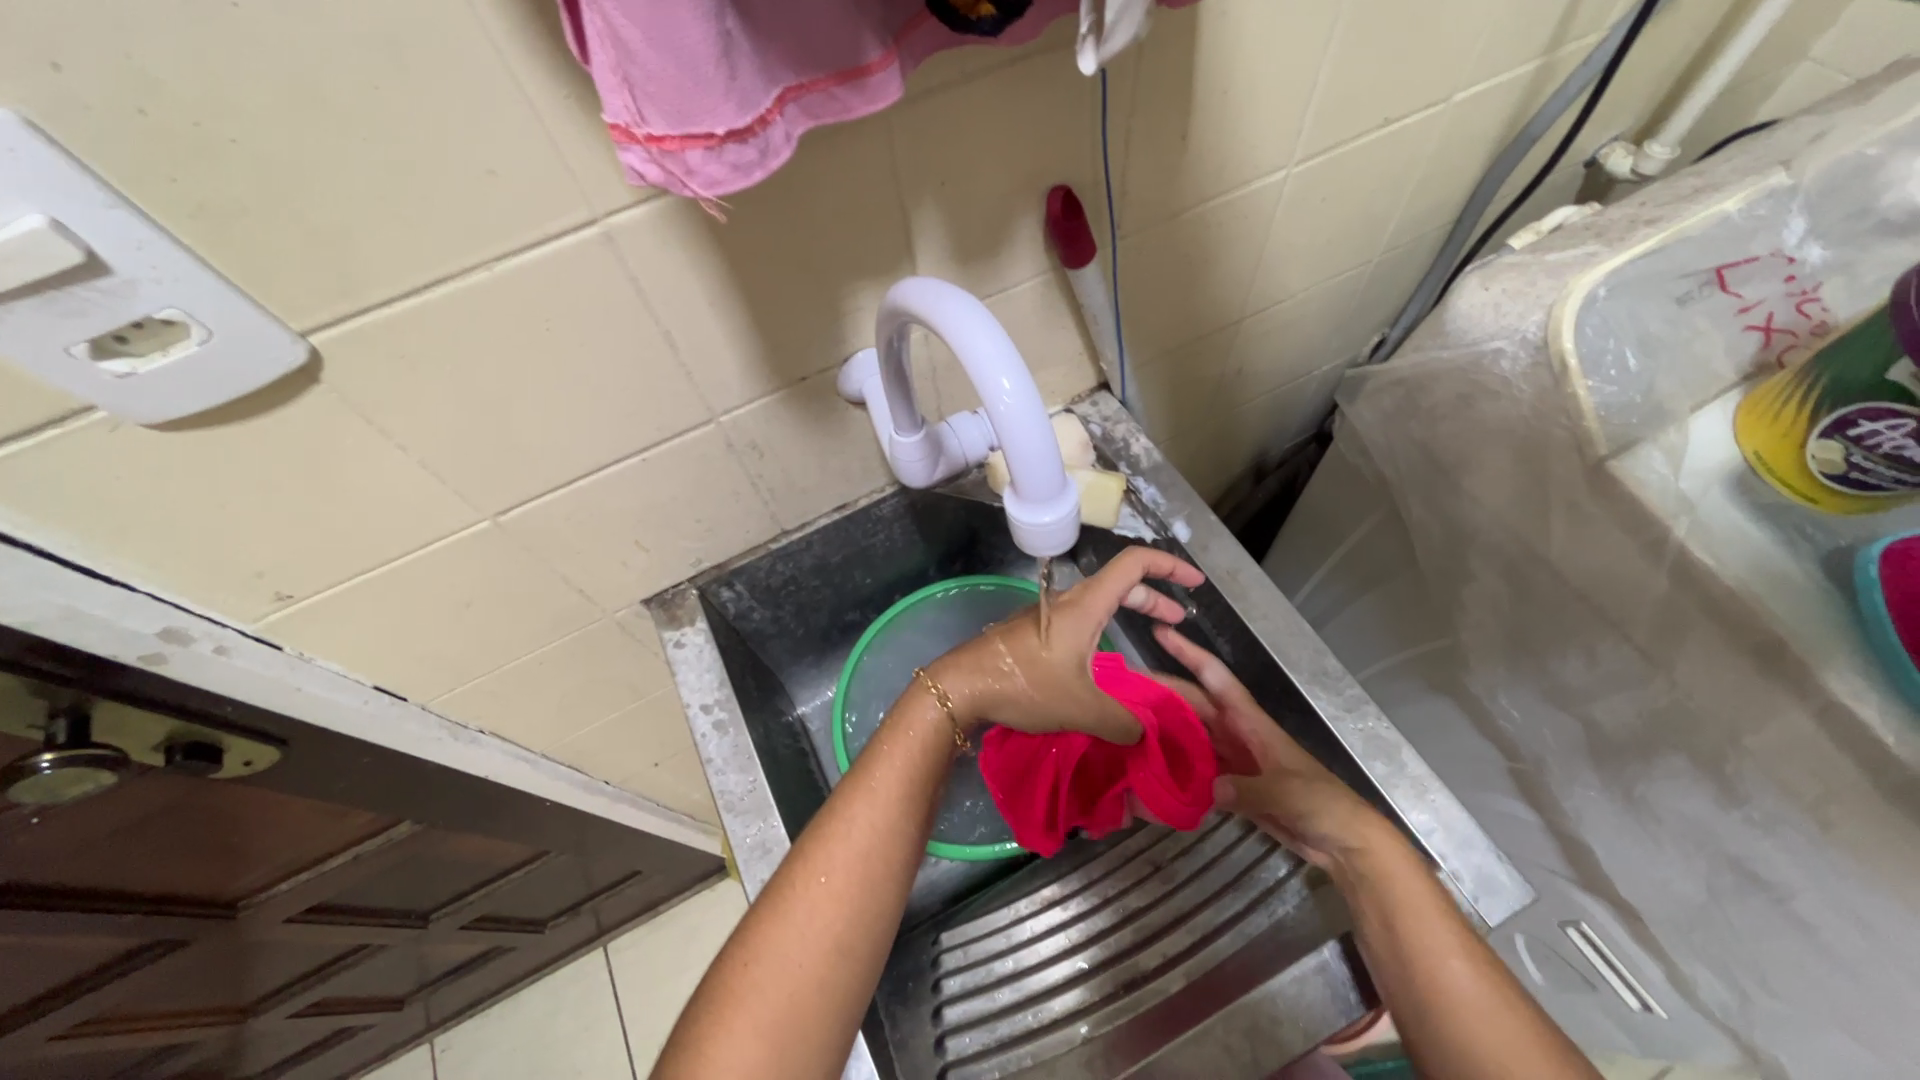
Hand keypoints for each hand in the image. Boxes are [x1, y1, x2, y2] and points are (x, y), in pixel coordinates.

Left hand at [928, 547, 1204, 745]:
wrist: (961, 685)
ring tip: (1145, 636)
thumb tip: (1144, 734)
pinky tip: (1102, 658)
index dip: (1169, 565)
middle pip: (1119, 583)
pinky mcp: (1031, 631)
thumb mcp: (1082, 709)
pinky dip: (1102, 626)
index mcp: (1085, 605)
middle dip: (1153, 597)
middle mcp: (1067, 601)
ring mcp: (1046, 614)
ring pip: (1097, 602)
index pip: (1134, 563)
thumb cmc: (1024, 686)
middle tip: (1177, 619)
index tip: (1193, 581)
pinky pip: (1077, 619)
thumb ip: (1122, 722)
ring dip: (1126, 611)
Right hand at [1150, 625, 1391, 868]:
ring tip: (1128, 723)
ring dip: (1164, 729)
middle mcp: (1239, 736)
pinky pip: (1198, 770)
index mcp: (1254, 725)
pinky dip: (1176, 767)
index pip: (1216, 680)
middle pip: (1195, 706)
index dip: (1190, 655)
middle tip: (1123, 687)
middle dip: (1163, 692)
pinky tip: (1151, 769)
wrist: (1346, 842)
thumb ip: (1249, 791)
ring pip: (1192, 736)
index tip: (1162, 633)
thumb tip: (1211, 788)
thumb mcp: (1288, 793)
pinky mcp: (1235, 789)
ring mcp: (1236, 762)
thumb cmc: (1325, 805)